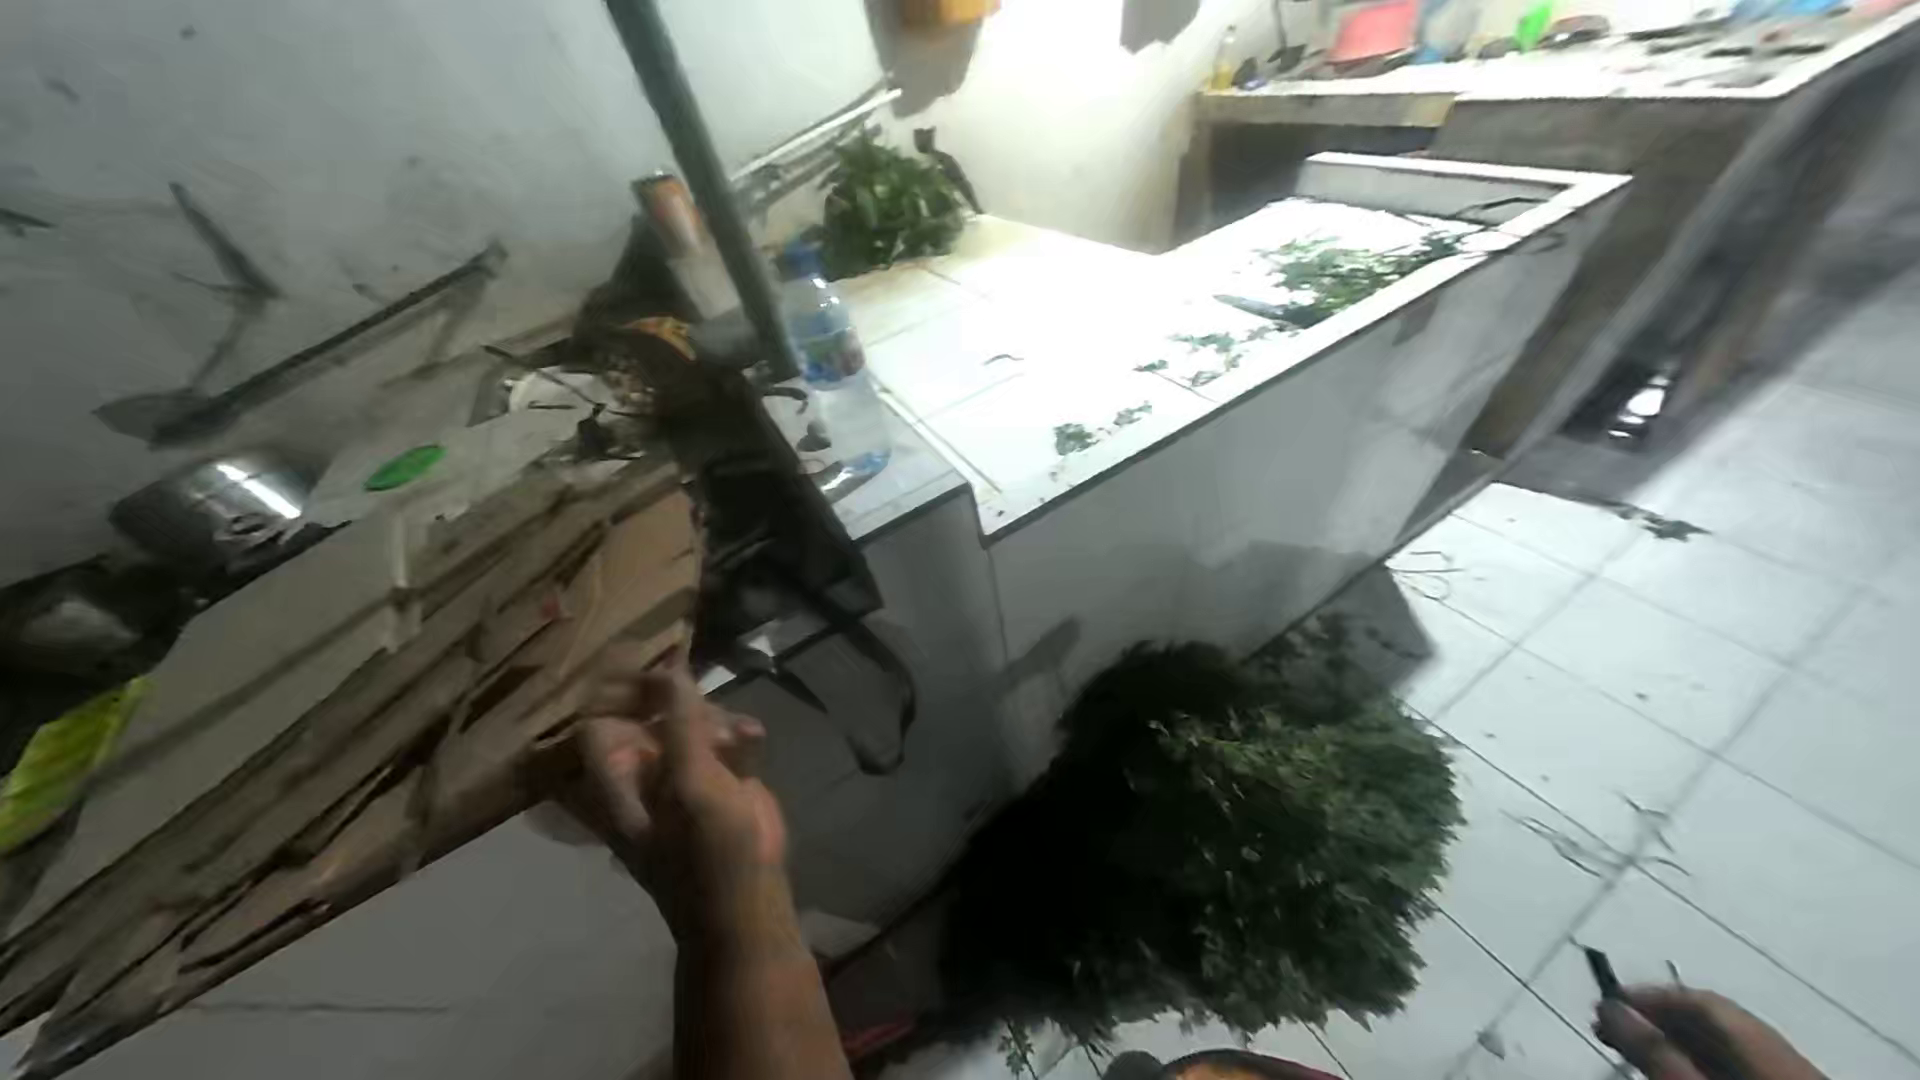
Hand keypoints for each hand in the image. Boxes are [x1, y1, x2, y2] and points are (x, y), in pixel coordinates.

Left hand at [557, 648, 787, 942]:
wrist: (748, 897)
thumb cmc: (706, 851)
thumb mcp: (690, 785)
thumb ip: (681, 724)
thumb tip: (669, 666)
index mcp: (617, 778)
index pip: (599, 719)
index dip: (618, 689)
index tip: (652, 658)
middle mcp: (646, 768)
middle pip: (653, 712)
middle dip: (683, 703)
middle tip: (706, 710)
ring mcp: (685, 770)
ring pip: (695, 718)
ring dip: (718, 720)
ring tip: (740, 738)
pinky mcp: (721, 773)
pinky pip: (726, 735)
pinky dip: (740, 736)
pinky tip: (753, 745)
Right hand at [1595, 986, 1825, 1079]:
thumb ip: (1653, 1052)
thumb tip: (1609, 1007)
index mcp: (1779, 1063)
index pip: (1707, 1004)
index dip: (1651, 996)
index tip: (1606, 1004)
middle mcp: (1798, 1071)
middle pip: (1720, 1027)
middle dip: (1660, 1021)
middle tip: (1611, 1030)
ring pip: (1730, 1053)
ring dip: (1676, 1044)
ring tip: (1635, 1054)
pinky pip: (1742, 1074)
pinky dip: (1700, 1067)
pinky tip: (1675, 1075)